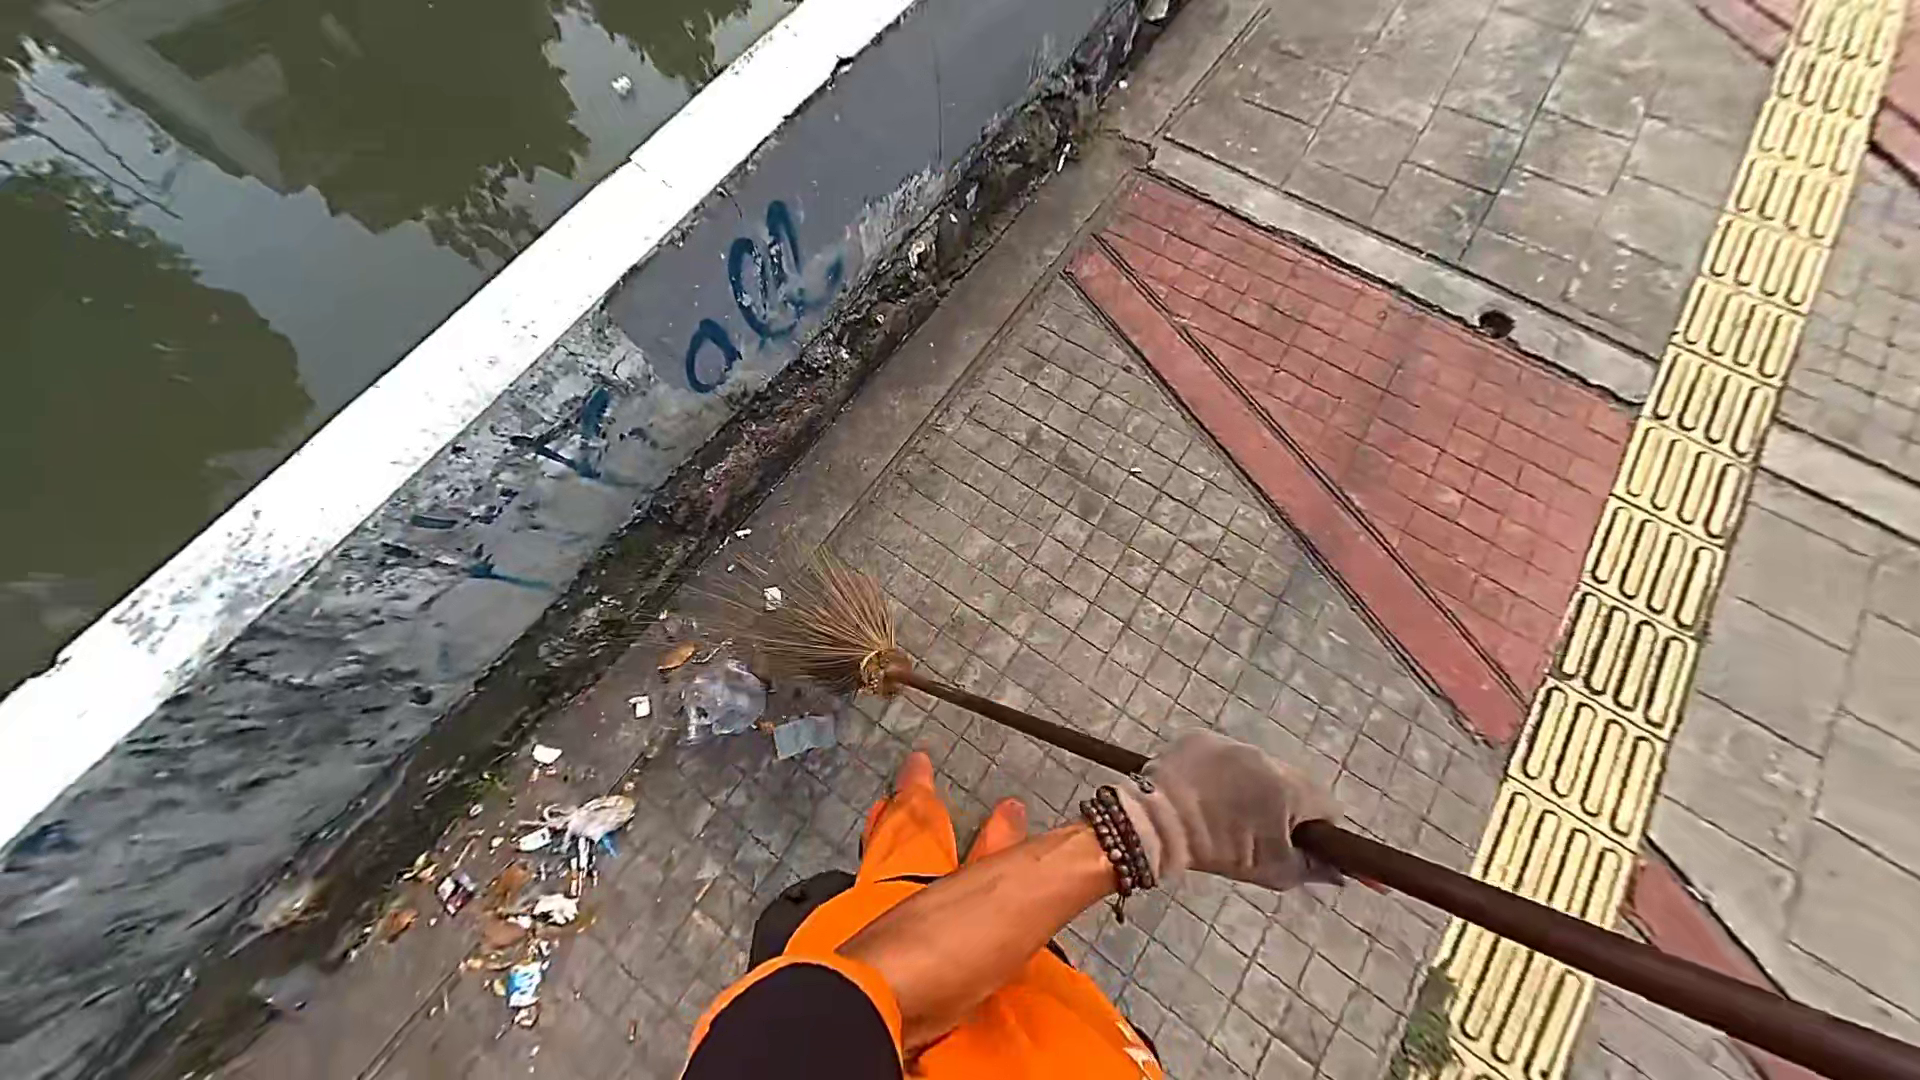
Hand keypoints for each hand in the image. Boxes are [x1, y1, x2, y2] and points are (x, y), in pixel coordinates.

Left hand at [1117, 730, 1339, 890]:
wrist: (1158, 821)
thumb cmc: (1218, 848)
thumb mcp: (1274, 870)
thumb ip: (1313, 868)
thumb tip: (1338, 870)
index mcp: (1288, 786)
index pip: (1325, 804)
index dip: (1319, 828)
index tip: (1301, 842)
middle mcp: (1262, 756)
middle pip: (1287, 781)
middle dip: (1281, 803)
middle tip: (1259, 828)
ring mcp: (1227, 741)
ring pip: (1252, 765)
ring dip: (1247, 783)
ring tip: (1224, 808)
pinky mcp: (1197, 736)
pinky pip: (1218, 753)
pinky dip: (1216, 769)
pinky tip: (1201, 789)